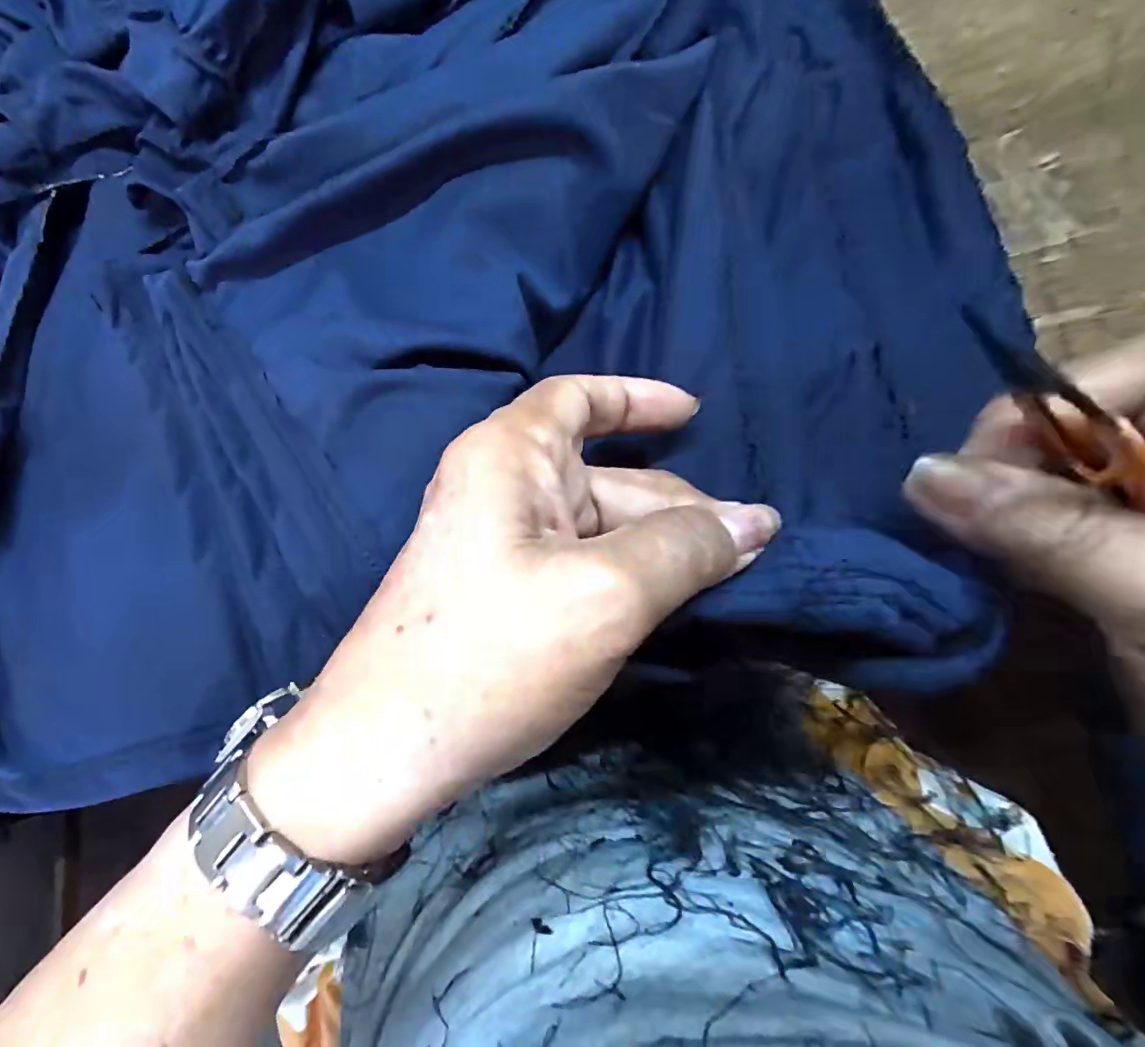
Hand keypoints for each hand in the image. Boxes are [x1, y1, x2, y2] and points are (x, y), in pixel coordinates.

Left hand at [247, 376, 780, 865]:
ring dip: (657, 547)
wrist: (388, 745)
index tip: (695, 415)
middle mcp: (496, 487)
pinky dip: (624, 575)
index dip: (638, 399)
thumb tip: (756, 522)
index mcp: (506, 457)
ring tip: (727, 577)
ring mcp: (494, 544)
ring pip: (594, 527)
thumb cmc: (494, 653)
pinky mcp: (496, 593)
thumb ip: (685, 548)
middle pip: (603, 476)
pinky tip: (669, 601)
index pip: (576, 400)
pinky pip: (575, 565)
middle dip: (677, 504)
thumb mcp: (606, 593)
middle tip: (751, 547)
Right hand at [903, 320, 1144, 975]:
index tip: (973, 481)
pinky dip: (1043, 545)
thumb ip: (1067, 540)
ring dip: (1029, 510)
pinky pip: (1096, 520)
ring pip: (1096, 469)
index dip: (1058, 410)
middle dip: (1031, 466)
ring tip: (987, 556)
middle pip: (1126, 414)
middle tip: (968, 527)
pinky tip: (1022, 576)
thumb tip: (925, 477)